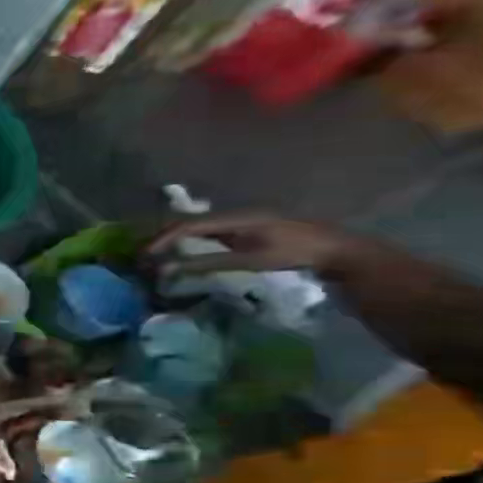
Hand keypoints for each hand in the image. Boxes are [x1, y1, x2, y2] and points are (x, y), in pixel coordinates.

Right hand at [148, 215, 364, 275]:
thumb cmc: (294, 254)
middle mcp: (237, 213)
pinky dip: (191, 241)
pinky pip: (211, 231)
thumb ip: (205, 264)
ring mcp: (244, 219)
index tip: (143, 255)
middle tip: (143, 255)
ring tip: (158, 254)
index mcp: (237, 217)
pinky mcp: (249, 227)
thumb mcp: (247, 260)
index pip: (188, 225)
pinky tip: (184, 251)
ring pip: (200, 226)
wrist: (338, 250)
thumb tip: (166, 269)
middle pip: (191, 222)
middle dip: (164, 237)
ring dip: (176, 239)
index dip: (162, 239)